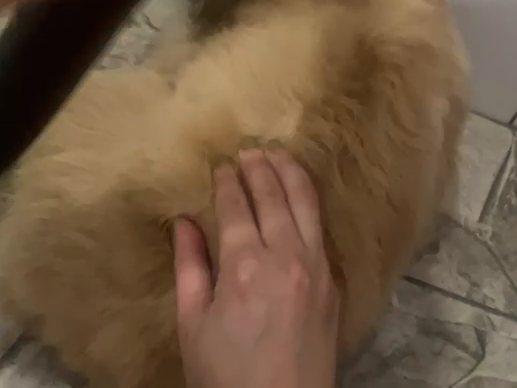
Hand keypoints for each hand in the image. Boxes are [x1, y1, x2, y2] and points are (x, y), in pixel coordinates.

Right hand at [175, 150, 339, 387]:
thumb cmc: (226, 377)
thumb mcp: (193, 327)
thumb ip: (189, 267)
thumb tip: (184, 221)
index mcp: (244, 266)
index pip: (236, 207)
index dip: (228, 182)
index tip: (221, 165)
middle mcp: (285, 254)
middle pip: (273, 194)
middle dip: (259, 168)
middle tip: (248, 151)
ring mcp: (315, 264)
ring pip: (305, 201)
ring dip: (290, 172)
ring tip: (277, 154)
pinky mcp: (332, 279)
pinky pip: (320, 227)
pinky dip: (308, 201)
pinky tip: (299, 193)